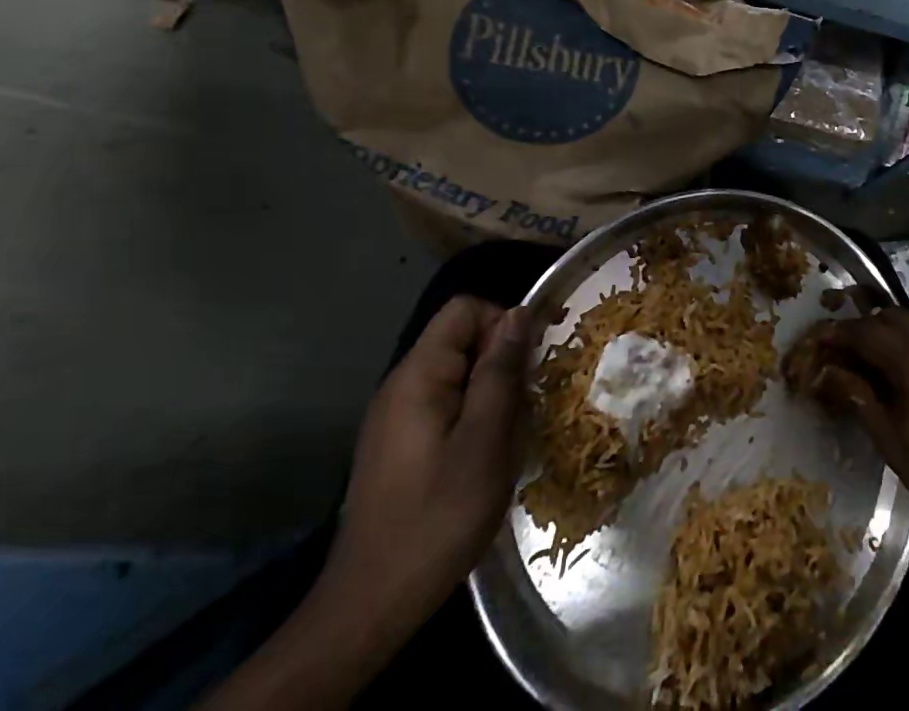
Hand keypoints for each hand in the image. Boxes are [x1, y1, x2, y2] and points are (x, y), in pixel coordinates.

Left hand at [320, 297, 533, 624]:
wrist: (375, 598)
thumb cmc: (440, 516)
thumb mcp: (485, 440)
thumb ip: (501, 373)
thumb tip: (518, 314)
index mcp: (418, 376)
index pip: (464, 310)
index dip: (504, 322)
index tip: (533, 362)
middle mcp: (401, 385)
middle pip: (460, 339)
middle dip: (502, 360)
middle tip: (528, 405)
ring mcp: (396, 416)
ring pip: (457, 374)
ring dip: (493, 390)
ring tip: (512, 432)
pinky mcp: (400, 442)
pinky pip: (445, 403)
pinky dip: (475, 413)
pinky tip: (487, 452)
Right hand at [797, 309, 908, 544]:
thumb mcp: (891, 440)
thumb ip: (859, 397)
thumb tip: (830, 372)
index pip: (866, 332)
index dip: (837, 334)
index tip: (815, 340)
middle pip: (890, 317)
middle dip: (862, 329)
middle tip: (840, 352)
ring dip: (887, 334)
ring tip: (866, 363)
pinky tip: (900, 372)